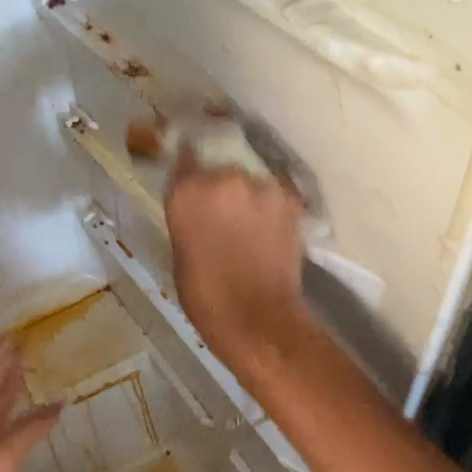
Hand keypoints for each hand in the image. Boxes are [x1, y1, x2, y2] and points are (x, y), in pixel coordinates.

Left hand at [0, 340, 61, 471]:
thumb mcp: (2, 463)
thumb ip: (25, 431)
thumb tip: (53, 406)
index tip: (11, 337)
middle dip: (1, 375)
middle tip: (18, 349)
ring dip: (10, 397)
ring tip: (24, 376)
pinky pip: (7, 439)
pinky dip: (22, 425)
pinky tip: (35, 423)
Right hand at [164, 157, 309, 372]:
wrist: (254, 315)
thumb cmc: (203, 293)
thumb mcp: (180, 249)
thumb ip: (188, 216)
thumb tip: (196, 205)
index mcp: (186, 192)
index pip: (184, 156)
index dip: (187, 159)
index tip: (187, 161)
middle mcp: (223, 178)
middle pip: (220, 166)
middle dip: (219, 183)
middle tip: (218, 207)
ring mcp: (261, 186)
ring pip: (250, 179)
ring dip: (246, 194)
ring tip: (245, 220)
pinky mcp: (291, 200)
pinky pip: (273, 194)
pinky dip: (269, 205)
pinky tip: (265, 227)